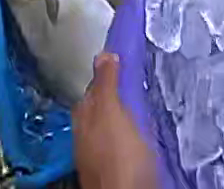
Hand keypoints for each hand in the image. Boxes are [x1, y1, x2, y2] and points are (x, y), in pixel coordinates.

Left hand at [74, 54, 158, 188]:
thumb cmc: (119, 154)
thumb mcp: (111, 110)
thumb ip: (106, 82)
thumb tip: (102, 53)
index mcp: (82, 112)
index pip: (94, 85)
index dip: (109, 74)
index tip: (124, 64)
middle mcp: (84, 131)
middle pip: (101, 106)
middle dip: (116, 97)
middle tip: (136, 88)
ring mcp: (95, 153)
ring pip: (109, 126)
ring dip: (122, 117)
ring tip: (141, 112)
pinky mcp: (110, 170)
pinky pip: (118, 144)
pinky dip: (126, 137)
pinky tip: (139, 139)